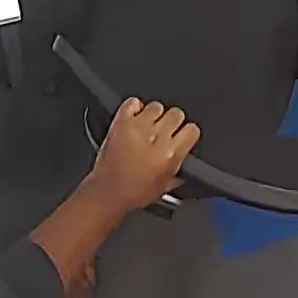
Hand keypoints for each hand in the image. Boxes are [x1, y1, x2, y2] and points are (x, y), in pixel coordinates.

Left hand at [82, 98, 201, 216]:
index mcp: (170, 155)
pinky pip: (133, 102)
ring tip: (147, 126)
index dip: (188, 133)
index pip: (192, 130)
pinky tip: (135, 118)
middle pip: (176, 114)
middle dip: (172, 122)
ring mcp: (138, 128)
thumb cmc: (132, 193)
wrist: (106, 194)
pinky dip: (134, 107)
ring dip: (154, 115)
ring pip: (156, 106)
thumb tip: (185, 157)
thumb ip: (178, 168)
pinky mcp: (121, 123)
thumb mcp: (165, 186)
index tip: (183, 136)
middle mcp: (156, 139)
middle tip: (164, 132)